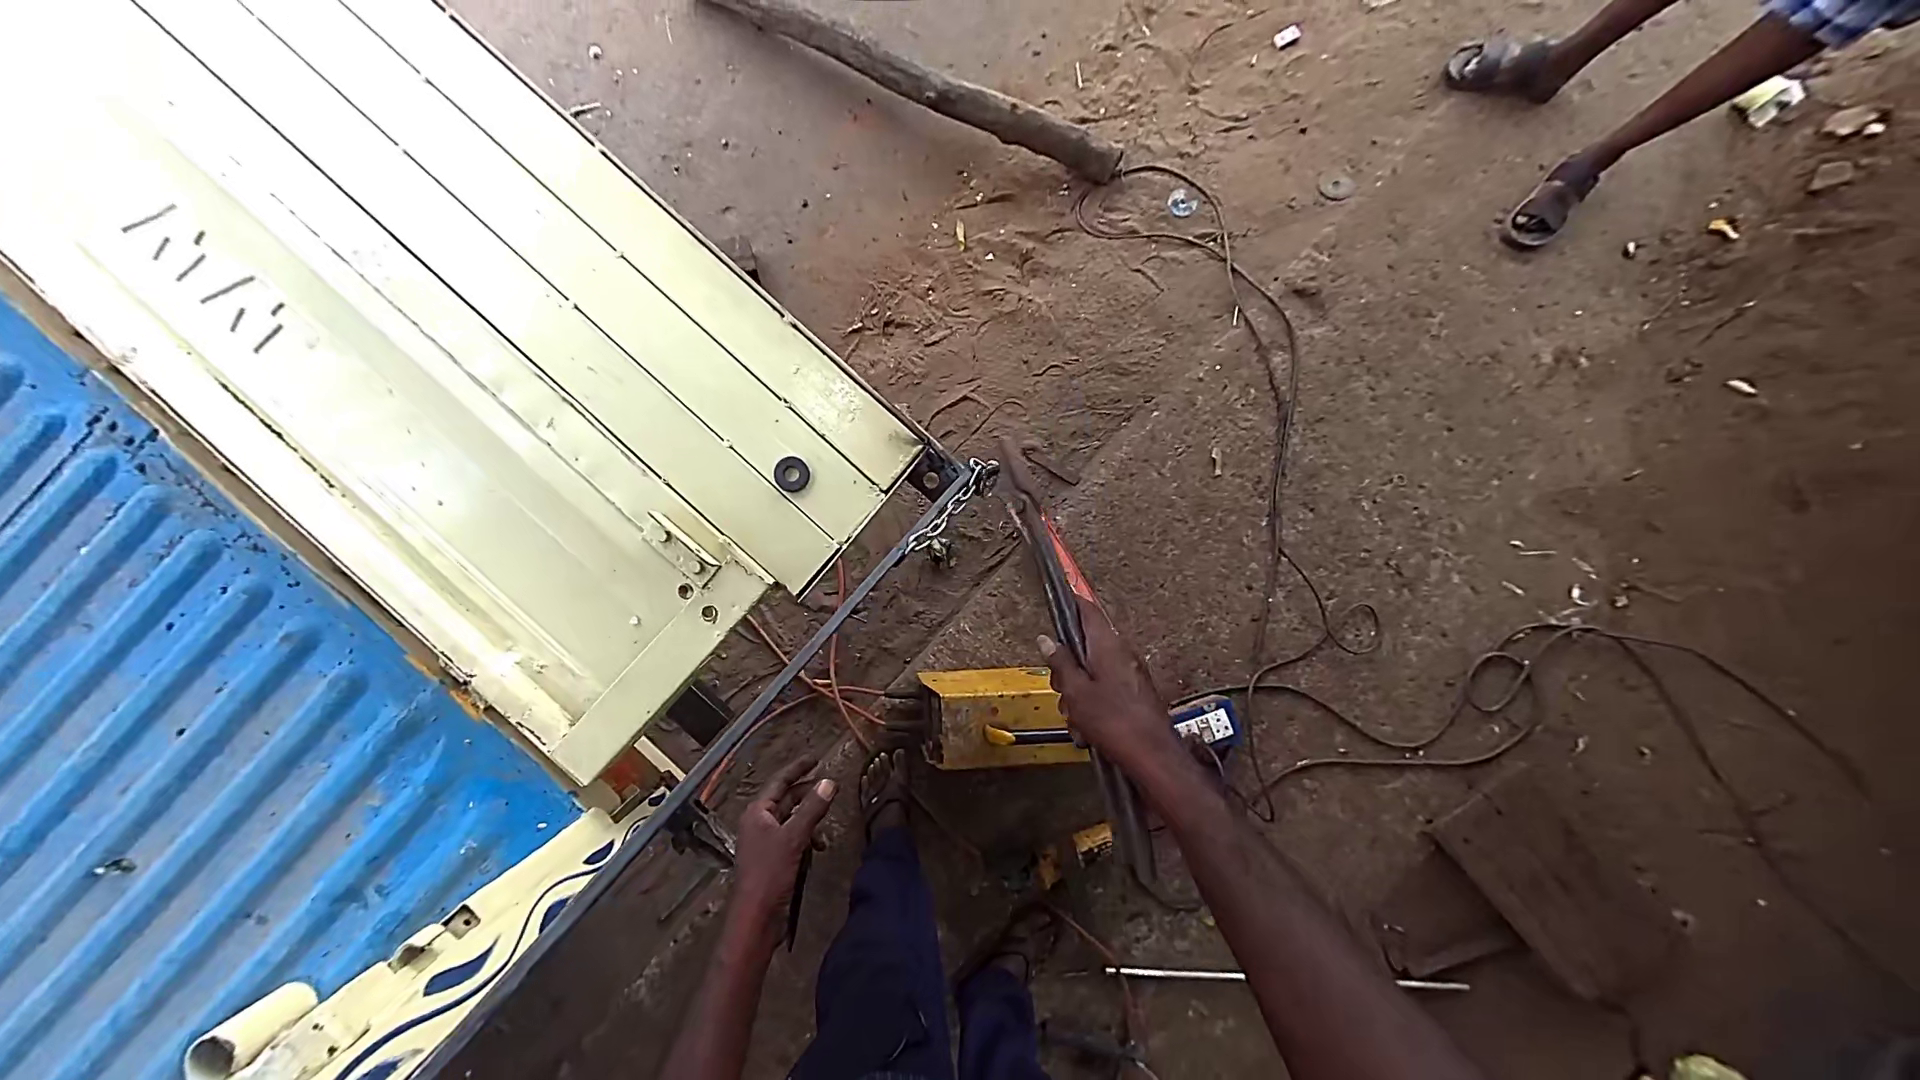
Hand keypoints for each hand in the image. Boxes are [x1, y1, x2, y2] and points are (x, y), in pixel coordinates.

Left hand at [727, 757, 836, 935]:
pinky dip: (808, 836)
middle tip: (829, 786)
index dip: (797, 769)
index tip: (814, 758)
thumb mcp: (794, 837)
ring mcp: (766, 843)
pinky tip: (819, 845)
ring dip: (810, 817)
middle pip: (786, 799)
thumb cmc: (769, 874)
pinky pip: (794, 837)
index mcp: (757, 813)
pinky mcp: (774, 860)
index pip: (779, 782)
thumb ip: (812, 809)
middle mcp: (759, 824)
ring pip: (792, 819)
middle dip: (807, 793)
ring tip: (827, 818)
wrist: (756, 920)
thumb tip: (830, 782)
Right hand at [1040, 596, 1181, 772]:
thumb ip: (1060, 664)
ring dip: (1078, 694)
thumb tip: (1047, 641)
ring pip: (1092, 673)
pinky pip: (1104, 690)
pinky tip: (1089, 730)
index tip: (1058, 599)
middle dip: (1067, 669)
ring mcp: (1130, 673)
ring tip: (1077, 718)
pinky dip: (1092, 706)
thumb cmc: (1116, 723)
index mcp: (1108, 645)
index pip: (1087, 610)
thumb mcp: (1076, 691)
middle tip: (1062, 689)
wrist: (1151, 756)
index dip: (1070, 603)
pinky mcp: (1133, 693)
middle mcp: (1122, 653)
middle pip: (1085, 647)